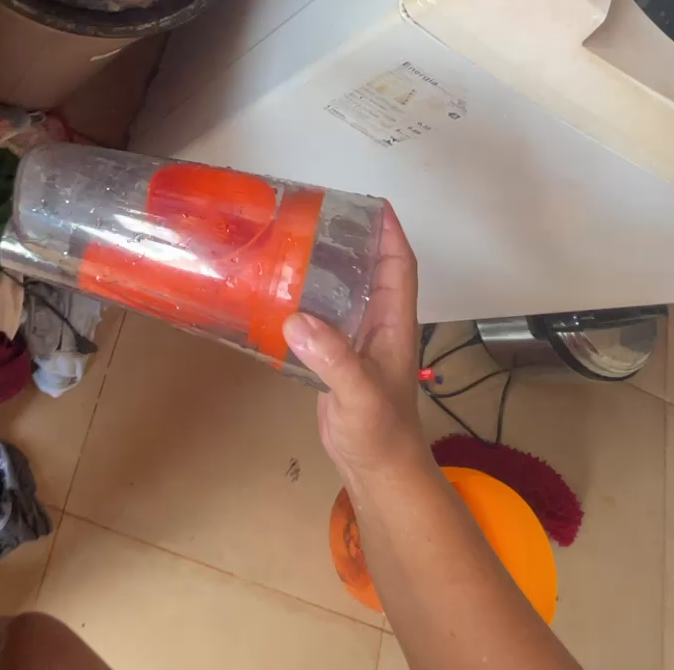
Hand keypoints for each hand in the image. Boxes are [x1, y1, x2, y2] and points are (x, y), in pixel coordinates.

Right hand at [283, 203, 429, 482]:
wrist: (376, 470)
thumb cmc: (380, 432)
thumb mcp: (360, 393)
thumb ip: (334, 358)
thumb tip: (296, 319)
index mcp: (393, 323)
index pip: (398, 266)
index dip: (389, 232)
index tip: (368, 203)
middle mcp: (376, 324)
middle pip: (367, 270)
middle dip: (349, 239)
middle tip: (313, 215)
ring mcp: (355, 340)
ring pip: (340, 291)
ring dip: (321, 267)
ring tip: (287, 244)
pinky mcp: (333, 357)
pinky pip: (319, 317)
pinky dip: (301, 299)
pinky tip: (275, 293)